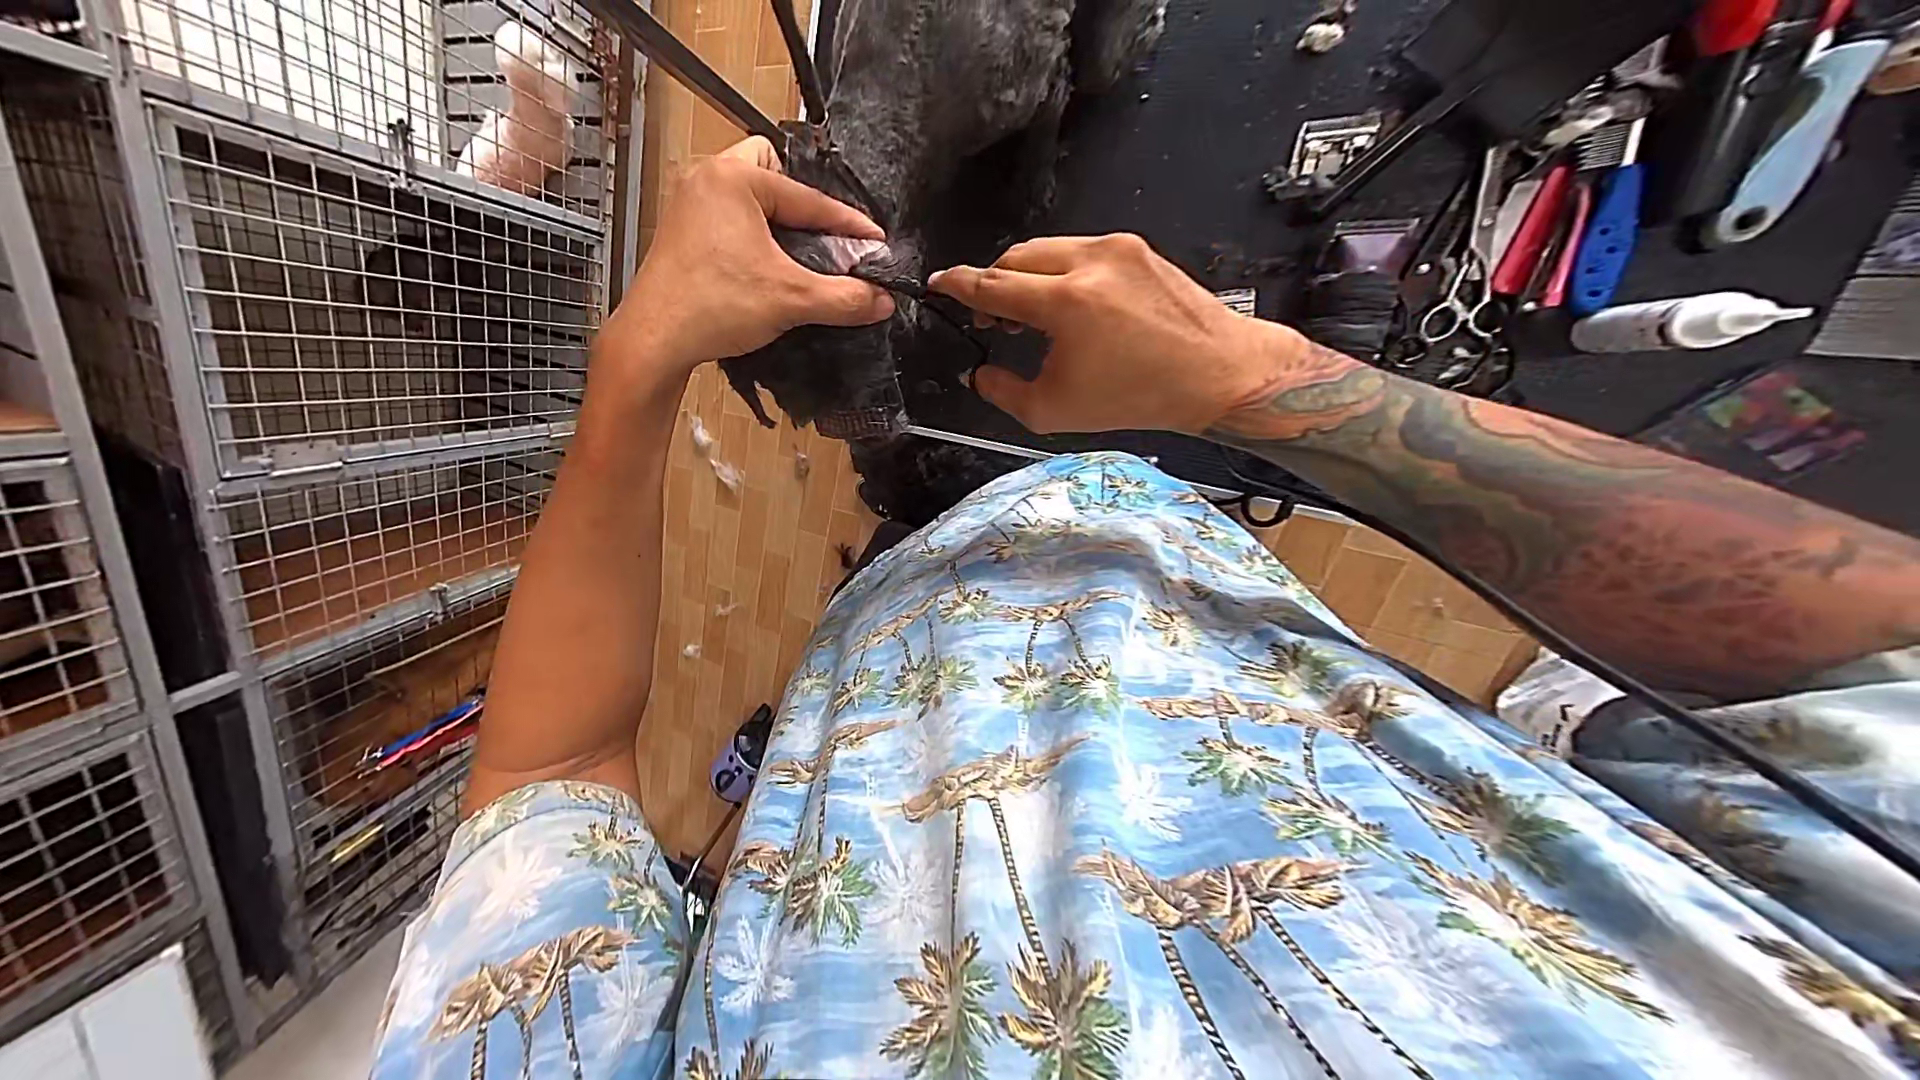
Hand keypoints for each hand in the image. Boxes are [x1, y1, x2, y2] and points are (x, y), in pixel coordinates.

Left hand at [603, 137, 895, 376]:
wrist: (657, 340)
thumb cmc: (713, 306)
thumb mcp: (793, 300)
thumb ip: (846, 297)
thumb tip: (883, 299)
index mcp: (734, 179)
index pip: (809, 197)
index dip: (849, 223)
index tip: (875, 241)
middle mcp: (708, 180)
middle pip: (773, 172)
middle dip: (803, 200)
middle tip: (825, 233)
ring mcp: (692, 205)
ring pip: (751, 196)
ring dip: (780, 219)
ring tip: (803, 250)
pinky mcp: (686, 233)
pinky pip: (733, 219)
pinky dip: (758, 235)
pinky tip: (772, 265)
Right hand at [929, 233, 1361, 433]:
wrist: (1217, 373)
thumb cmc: (1137, 396)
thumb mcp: (1055, 410)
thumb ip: (1003, 392)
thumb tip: (980, 373)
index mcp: (1066, 302)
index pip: (992, 284)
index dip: (958, 285)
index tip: (939, 283)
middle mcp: (1089, 261)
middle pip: (1016, 257)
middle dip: (993, 283)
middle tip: (990, 316)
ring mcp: (1117, 248)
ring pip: (1048, 249)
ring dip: (1027, 277)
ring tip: (1028, 312)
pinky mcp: (1138, 248)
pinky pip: (1081, 251)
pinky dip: (1060, 273)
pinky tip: (1069, 305)